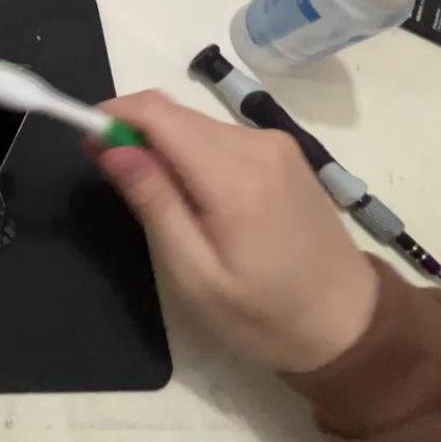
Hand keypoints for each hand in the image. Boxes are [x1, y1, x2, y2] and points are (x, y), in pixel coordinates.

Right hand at [95, 91, 377, 373]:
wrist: (353, 329)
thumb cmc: (266, 314)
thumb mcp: (196, 274)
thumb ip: (153, 203)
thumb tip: (109, 145)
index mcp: (234, 176)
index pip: (157, 113)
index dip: (112, 115)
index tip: (87, 140)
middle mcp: (256, 145)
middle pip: (171, 113)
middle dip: (131, 130)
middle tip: (107, 168)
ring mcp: (273, 144)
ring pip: (191, 120)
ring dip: (159, 141)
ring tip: (151, 191)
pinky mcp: (281, 150)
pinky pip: (214, 133)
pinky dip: (187, 148)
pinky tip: (189, 190)